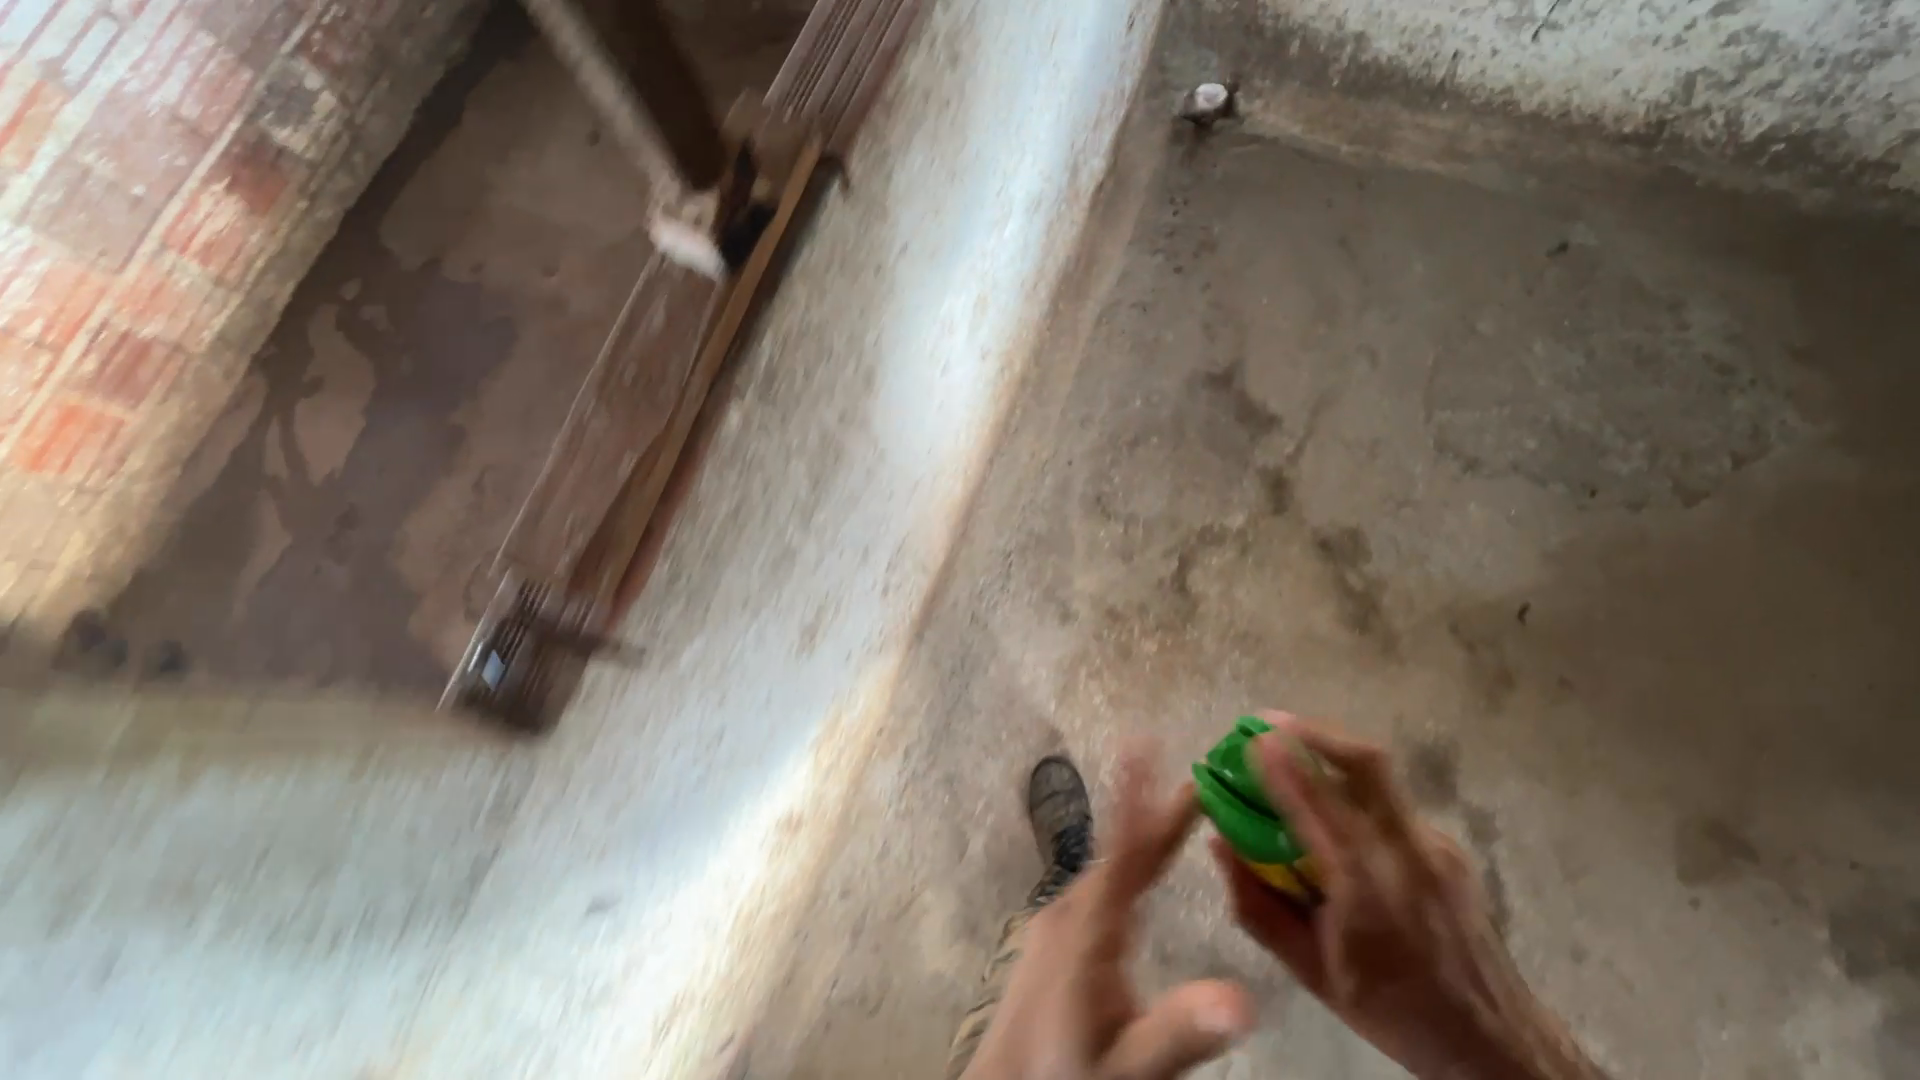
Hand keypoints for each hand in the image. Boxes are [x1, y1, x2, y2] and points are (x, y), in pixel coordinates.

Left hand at [961, 742, 1253, 1079]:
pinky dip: (1131, 860)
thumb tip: (1244, 997)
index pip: (1121, 854)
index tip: (1145, 747)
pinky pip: (1103, 883)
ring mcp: (1060, 921)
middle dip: (1155, 811)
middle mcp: (1070, 912)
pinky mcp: (1059, 934)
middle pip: (1120, 852)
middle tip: (1196, 779)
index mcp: (1088, 932)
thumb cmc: (1065, 1073)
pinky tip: (1146, 863)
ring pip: (1111, 865)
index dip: (1135, 799)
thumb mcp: (1126, 1066)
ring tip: (1184, 808)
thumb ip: (1178, 1032)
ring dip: (1144, 834)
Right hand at [1211, 714, 1603, 1079]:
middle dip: (1316, 732)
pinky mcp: (1448, 846)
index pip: (1320, 809)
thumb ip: (1258, 907)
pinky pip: (1390, 800)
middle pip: (1368, 765)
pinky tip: (1330, 800)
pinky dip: (1352, 785)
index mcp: (1369, 892)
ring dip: (1332, 751)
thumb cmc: (1392, 1010)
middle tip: (1270, 721)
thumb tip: (1217, 843)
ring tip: (1291, 747)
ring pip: (1380, 776)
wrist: (1496, 1041)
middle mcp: (1409, 855)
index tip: (1252, 739)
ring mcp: (1436, 846)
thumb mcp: (1311, 972)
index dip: (1284, 767)